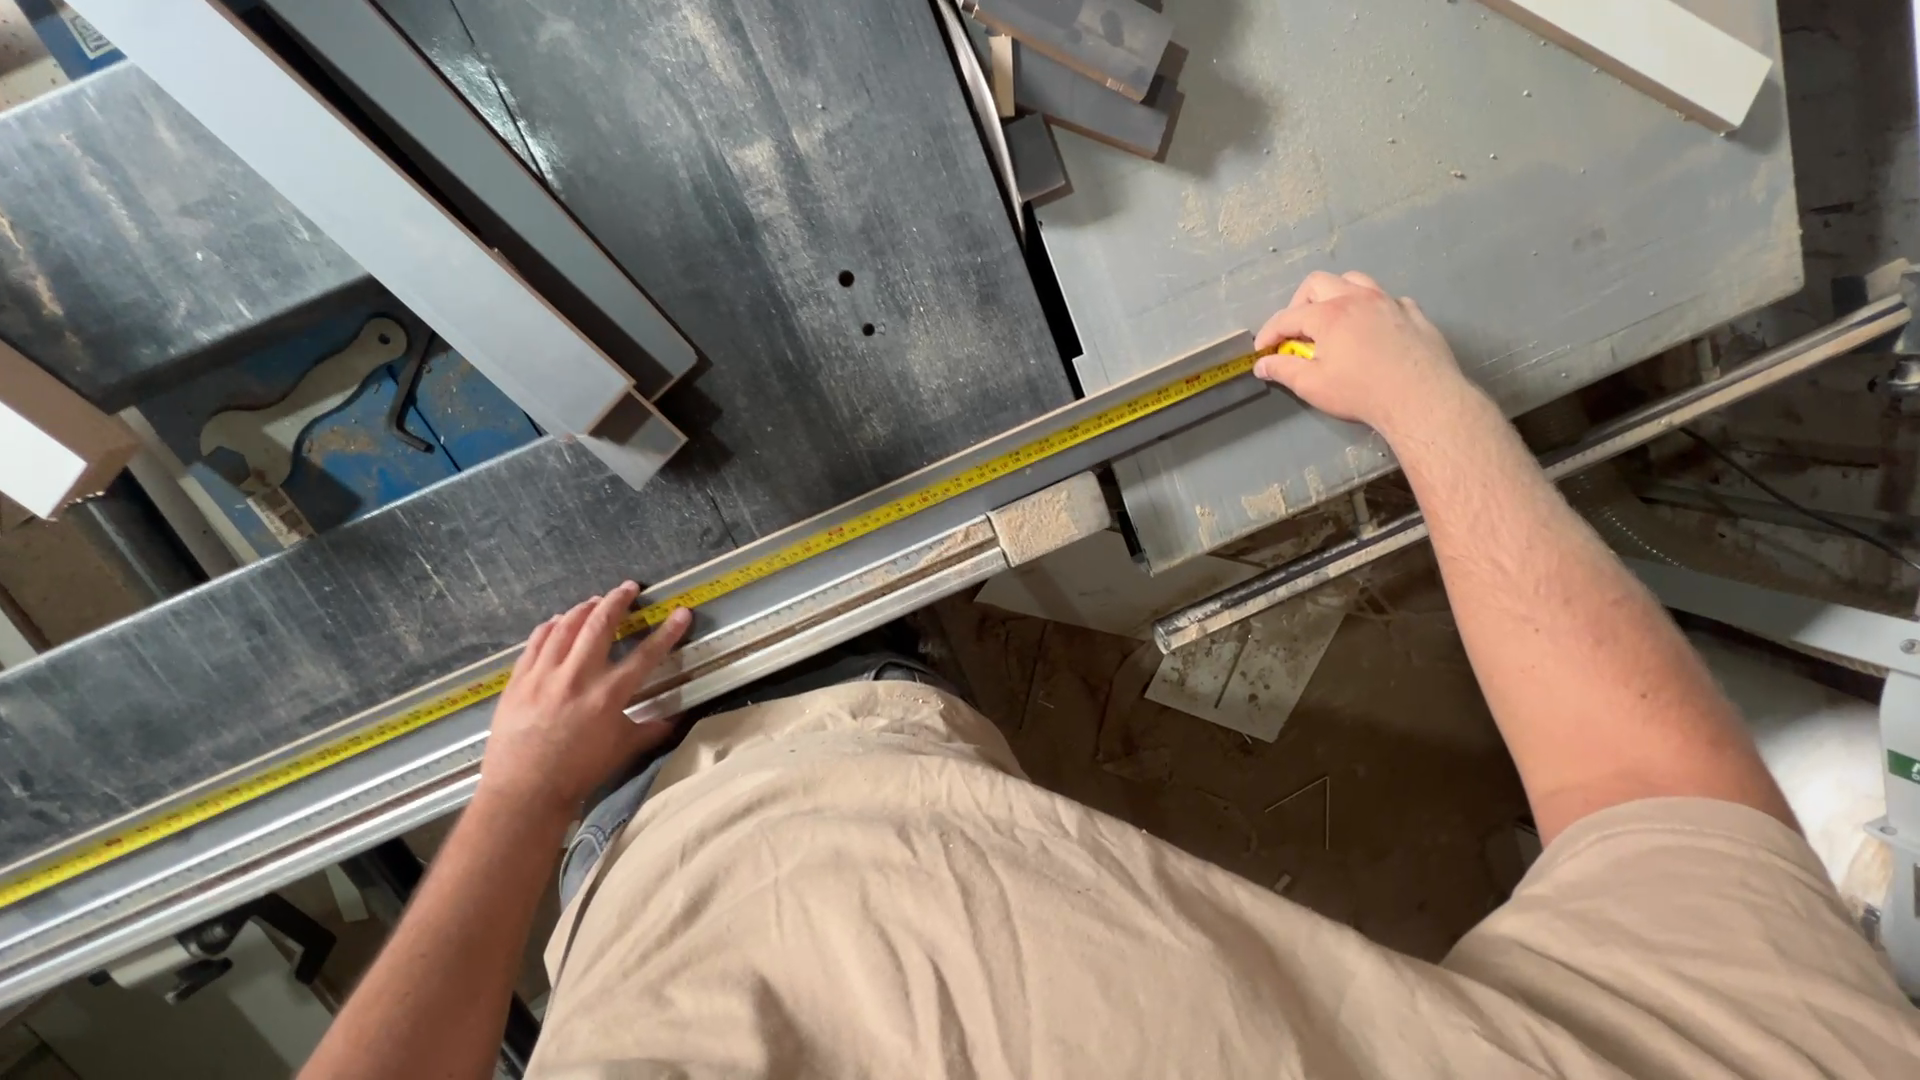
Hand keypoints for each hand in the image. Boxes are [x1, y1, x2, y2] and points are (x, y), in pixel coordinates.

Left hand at [478, 581, 692, 820]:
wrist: (524, 793)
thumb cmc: (578, 773)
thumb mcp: (623, 750)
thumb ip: (651, 730)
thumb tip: (677, 721)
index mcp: (608, 695)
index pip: (646, 654)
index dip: (668, 631)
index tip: (681, 612)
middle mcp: (577, 678)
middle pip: (599, 625)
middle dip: (617, 601)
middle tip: (629, 588)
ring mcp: (543, 677)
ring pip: (565, 627)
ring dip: (583, 608)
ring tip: (595, 600)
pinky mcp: (518, 681)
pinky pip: (536, 643)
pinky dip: (550, 627)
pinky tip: (557, 621)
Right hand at [1253, 271, 1472, 439]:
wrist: (1419, 397)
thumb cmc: (1359, 392)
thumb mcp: (1311, 385)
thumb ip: (1282, 370)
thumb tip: (1262, 365)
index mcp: (1328, 314)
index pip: (1287, 317)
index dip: (1268, 334)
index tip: (1262, 352)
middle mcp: (1357, 298)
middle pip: (1318, 283)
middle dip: (1298, 304)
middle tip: (1296, 331)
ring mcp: (1388, 301)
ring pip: (1355, 281)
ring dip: (1336, 295)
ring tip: (1332, 320)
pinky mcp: (1412, 313)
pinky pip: (1387, 299)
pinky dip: (1371, 309)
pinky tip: (1371, 329)